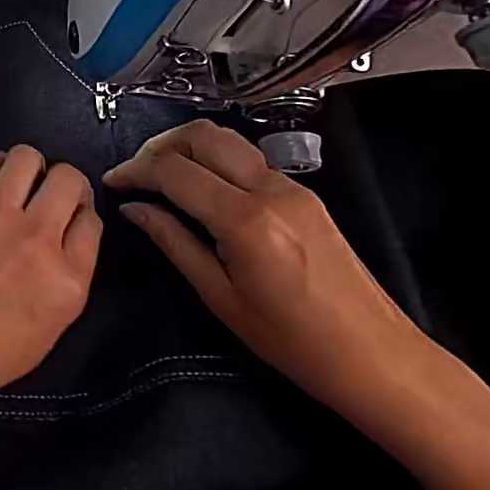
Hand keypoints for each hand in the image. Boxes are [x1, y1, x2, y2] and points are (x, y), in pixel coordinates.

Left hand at [0, 145, 101, 418]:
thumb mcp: (42, 336)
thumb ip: (62, 285)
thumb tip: (62, 246)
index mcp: (66, 281)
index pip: (92, 222)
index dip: (81, 218)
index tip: (68, 222)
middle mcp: (39, 239)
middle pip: (70, 179)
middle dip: (66, 185)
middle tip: (50, 197)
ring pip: (30, 157)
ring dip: (30, 168)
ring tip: (19, 186)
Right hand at [104, 120, 418, 409]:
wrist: (376, 354)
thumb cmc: (293, 343)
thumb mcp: (222, 298)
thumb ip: (174, 243)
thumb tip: (135, 209)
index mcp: (245, 219)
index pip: (175, 171)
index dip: (136, 170)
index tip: (114, 181)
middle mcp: (269, 187)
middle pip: (202, 135)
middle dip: (160, 144)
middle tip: (136, 172)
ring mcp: (290, 184)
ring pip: (227, 138)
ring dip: (188, 145)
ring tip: (162, 173)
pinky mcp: (303, 190)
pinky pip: (249, 159)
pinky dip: (216, 159)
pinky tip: (203, 186)